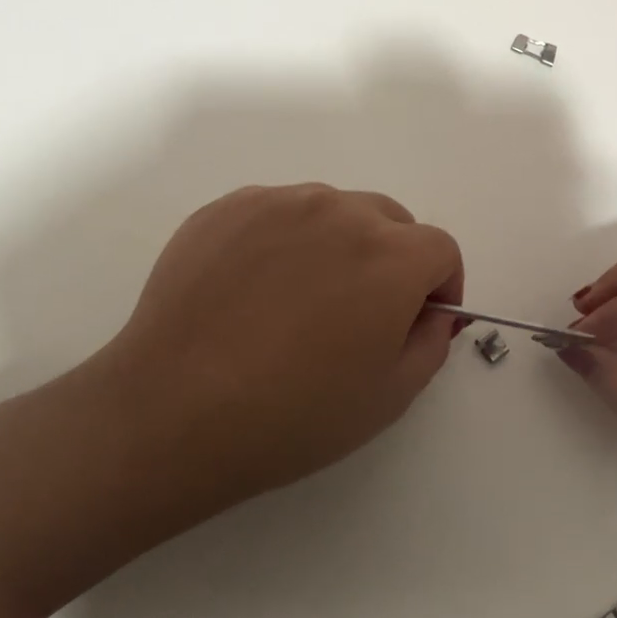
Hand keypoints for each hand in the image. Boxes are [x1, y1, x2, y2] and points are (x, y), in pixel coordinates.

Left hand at [97, 184, 463, 512]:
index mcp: (391, 256)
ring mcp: (275, 204)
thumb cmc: (294, 413)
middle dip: (392, 262)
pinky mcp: (223, 210)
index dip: (440, 288)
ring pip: (329, 213)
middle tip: (360, 317)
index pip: (440, 250)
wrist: (176, 409)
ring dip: (335, 248)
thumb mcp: (389, 396)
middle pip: (388, 222)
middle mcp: (338, 212)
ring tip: (300, 306)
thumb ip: (430, 343)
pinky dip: (282, 243)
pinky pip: (275, 215)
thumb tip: (432, 314)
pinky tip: (253, 295)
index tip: (418, 323)